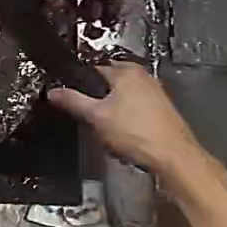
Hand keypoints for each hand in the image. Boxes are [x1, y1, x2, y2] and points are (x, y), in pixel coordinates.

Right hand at [48, 61, 206, 175]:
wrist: (174, 158)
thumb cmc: (138, 132)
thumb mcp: (95, 116)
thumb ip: (72, 101)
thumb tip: (53, 92)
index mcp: (127, 71)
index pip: (93, 69)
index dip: (80, 83)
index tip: (72, 97)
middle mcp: (144, 78)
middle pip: (108, 86)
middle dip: (98, 102)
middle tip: (92, 118)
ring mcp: (156, 95)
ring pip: (121, 102)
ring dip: (112, 115)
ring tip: (109, 132)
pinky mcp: (162, 113)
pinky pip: (134, 114)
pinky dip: (127, 124)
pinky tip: (125, 139)